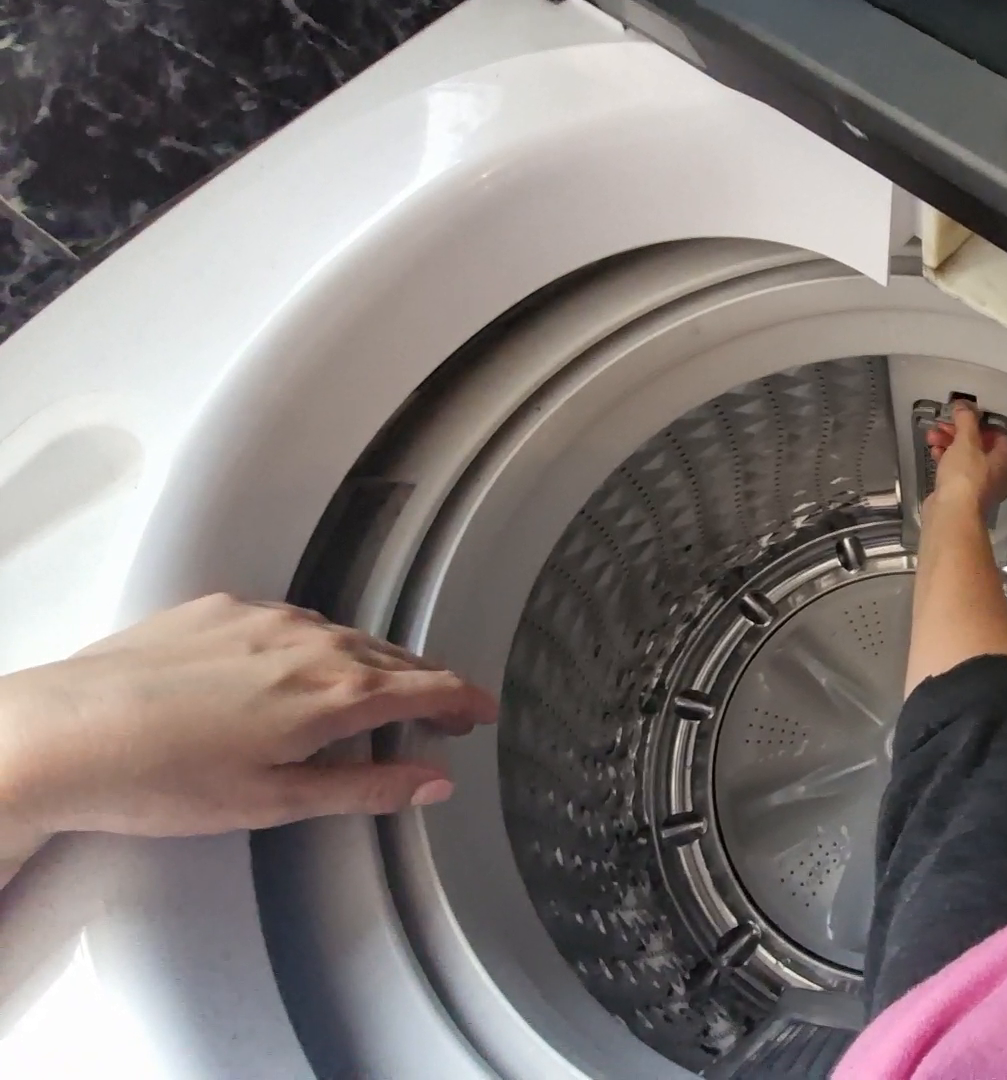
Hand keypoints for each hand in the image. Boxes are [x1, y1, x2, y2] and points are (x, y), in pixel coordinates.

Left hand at [0, 594, 495, 867]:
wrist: (42, 737)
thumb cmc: (156, 779)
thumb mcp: (273, 802)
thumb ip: (369, 788)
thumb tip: (438, 785)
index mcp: (342, 695)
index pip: (437, 689)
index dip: (470, 702)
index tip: (483, 713)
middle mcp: (323, 645)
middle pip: (404, 662)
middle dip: (429, 690)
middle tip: (433, 719)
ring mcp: (278, 620)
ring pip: (357, 640)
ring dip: (377, 668)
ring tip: (364, 699)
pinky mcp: (232, 607)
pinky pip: (302, 622)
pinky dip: (319, 646)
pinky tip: (289, 672)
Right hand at [926, 400, 1006, 515]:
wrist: (952, 513)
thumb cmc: (965, 477)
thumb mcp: (966, 441)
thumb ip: (966, 420)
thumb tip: (964, 406)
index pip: (998, 433)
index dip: (979, 422)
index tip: (963, 415)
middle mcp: (999, 473)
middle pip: (980, 445)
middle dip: (959, 432)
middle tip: (944, 425)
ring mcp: (983, 486)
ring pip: (967, 457)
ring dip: (950, 444)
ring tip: (933, 436)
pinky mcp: (966, 494)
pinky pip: (958, 471)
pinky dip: (947, 460)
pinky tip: (934, 452)